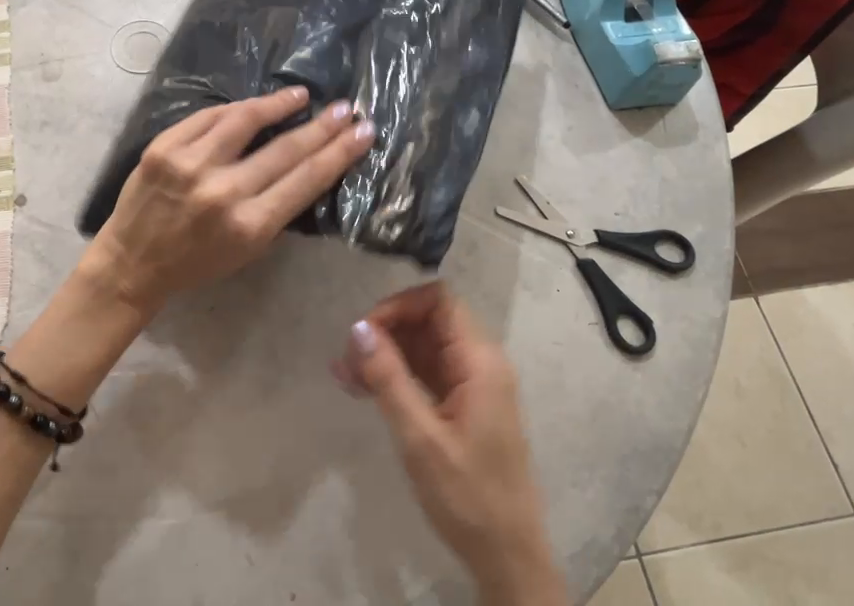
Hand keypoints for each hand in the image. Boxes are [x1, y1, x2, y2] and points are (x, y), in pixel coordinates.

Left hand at [86, 88, 374, 316]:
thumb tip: (309, 163)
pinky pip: (209, 117)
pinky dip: (237, 108)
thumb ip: (277, 208)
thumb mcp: (249, 249)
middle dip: (323, 127)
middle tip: (347, 108)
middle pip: (285, 149)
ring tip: (302, 95)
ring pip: (245, 120)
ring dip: (279, 104)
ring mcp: (190, 165)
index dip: (340, 152)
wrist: (132, 262)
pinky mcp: (163, 147)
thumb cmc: (197, 263)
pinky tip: (256, 104)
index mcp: (249, 225)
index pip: (307, 179)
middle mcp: (223, 192)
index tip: (363, 132)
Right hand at [335, 284, 563, 605]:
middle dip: (386, 329)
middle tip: (347, 358)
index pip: (438, 301)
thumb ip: (389, 379)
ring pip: (425, 345)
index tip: (363, 332)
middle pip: (429, 319)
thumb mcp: (420, 438)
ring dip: (386, 352)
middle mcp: (481, 363)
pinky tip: (363, 388)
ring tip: (345, 375)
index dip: (398, 305)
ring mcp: (473, 384)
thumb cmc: (467, 496)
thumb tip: (359, 328)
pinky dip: (397, 374)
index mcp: (480, 362)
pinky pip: (427, 371)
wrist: (507, 553)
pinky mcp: (464, 404)